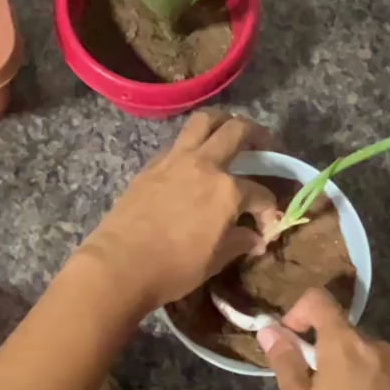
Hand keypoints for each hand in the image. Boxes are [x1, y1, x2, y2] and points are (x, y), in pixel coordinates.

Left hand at [75, 110, 277, 316]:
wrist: (120, 264)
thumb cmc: (173, 268)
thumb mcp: (214, 261)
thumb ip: (238, 242)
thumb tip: (255, 237)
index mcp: (227, 190)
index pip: (260, 193)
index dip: (269, 209)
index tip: (266, 225)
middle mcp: (204, 165)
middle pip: (236, 131)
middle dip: (256, 133)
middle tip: (263, 142)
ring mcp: (175, 160)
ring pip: (203, 121)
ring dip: (221, 120)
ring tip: (228, 130)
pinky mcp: (152, 164)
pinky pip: (177, 142)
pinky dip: (191, 144)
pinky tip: (192, 161)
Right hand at [262, 289, 389, 389]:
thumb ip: (286, 364)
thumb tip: (270, 330)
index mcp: (345, 345)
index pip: (319, 301)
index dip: (299, 311)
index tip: (290, 339)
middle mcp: (378, 347)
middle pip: (344, 334)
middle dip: (325, 353)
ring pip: (368, 357)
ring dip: (351, 372)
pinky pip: (389, 376)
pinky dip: (375, 388)